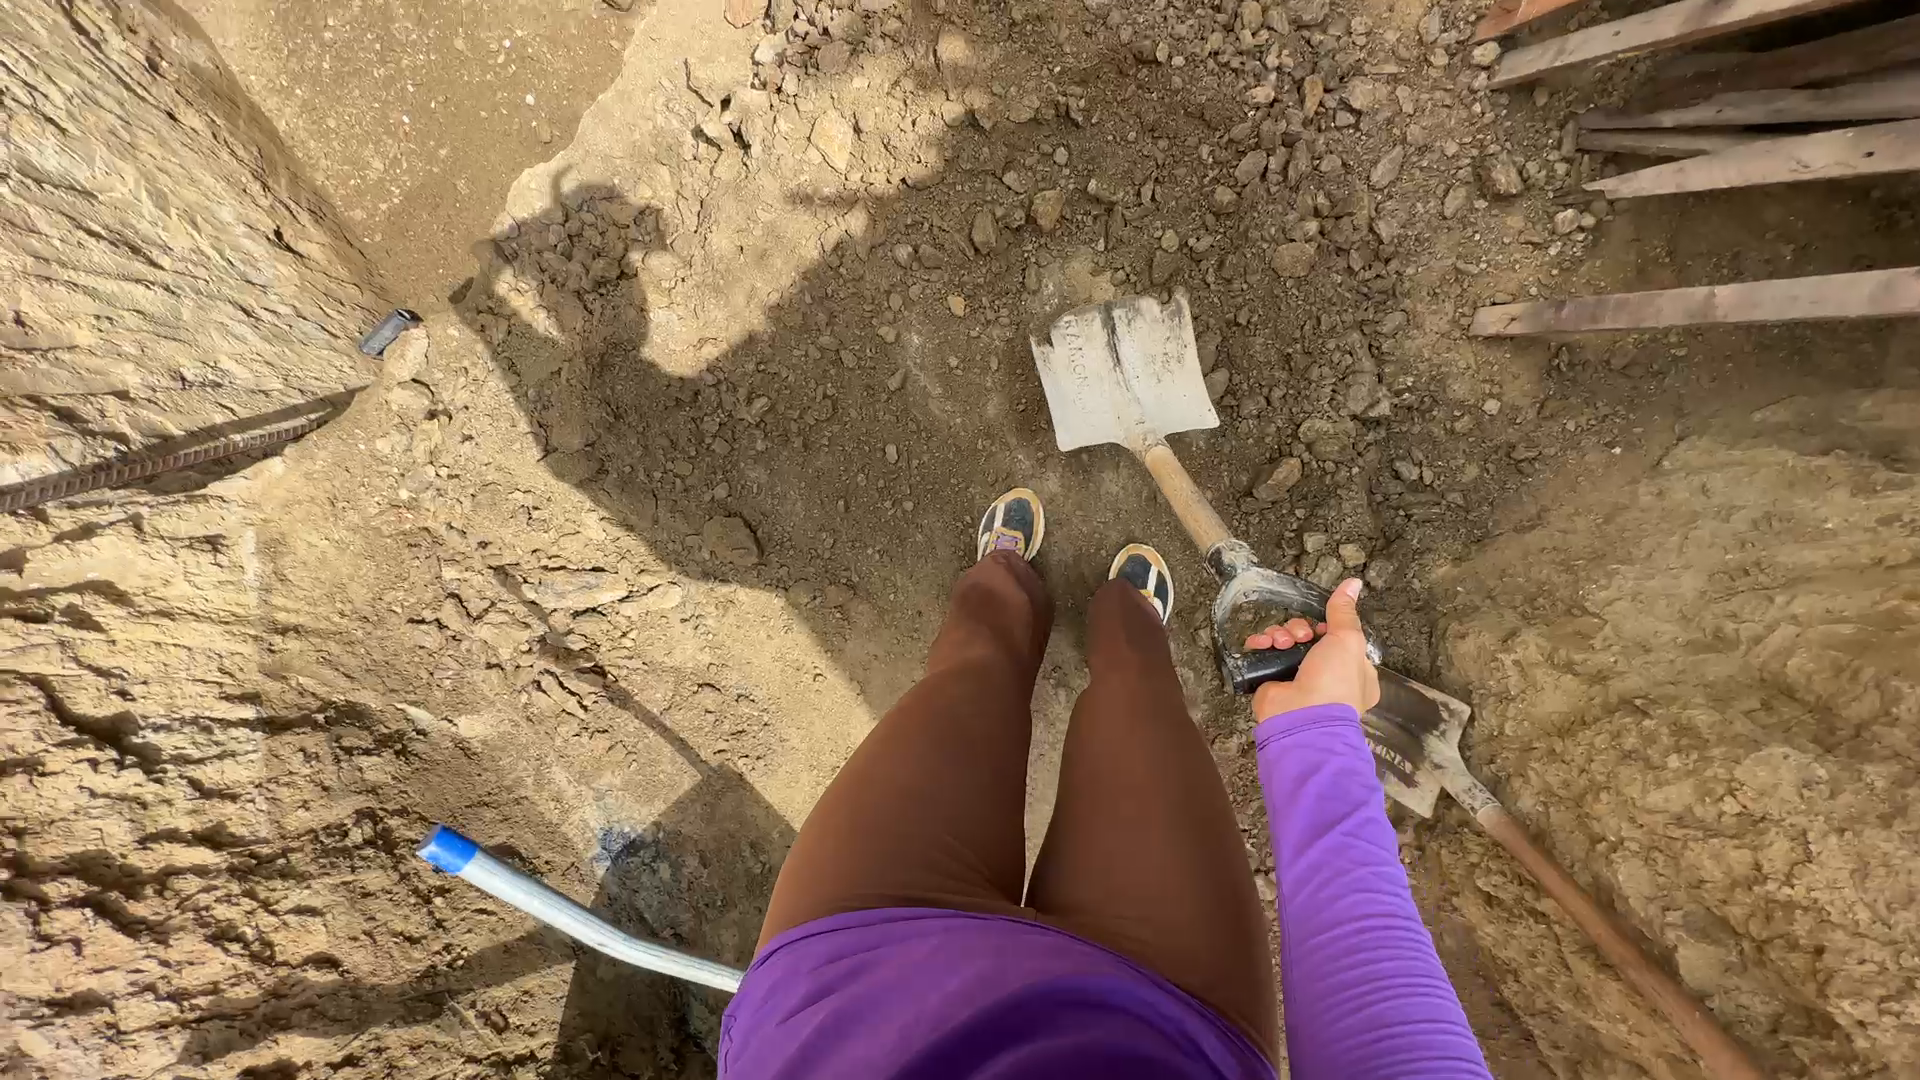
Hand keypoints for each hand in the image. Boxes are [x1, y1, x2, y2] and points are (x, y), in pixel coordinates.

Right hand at [1243, 578, 1379, 721]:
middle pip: (1308, 636)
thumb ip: (1344, 611)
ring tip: (1279, 642)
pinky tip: (1261, 643)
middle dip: (1299, 629)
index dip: (1327, 628)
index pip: (1339, 639)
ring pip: (1285, 642)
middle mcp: (1326, 676)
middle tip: (1298, 636)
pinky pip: (1265, 653)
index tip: (1322, 627)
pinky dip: (1261, 644)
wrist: (1301, 716)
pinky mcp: (1273, 680)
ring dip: (1279, 634)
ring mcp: (1298, 679)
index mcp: (1354, 671)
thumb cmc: (1334, 681)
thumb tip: (1353, 582)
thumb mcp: (1347, 640)